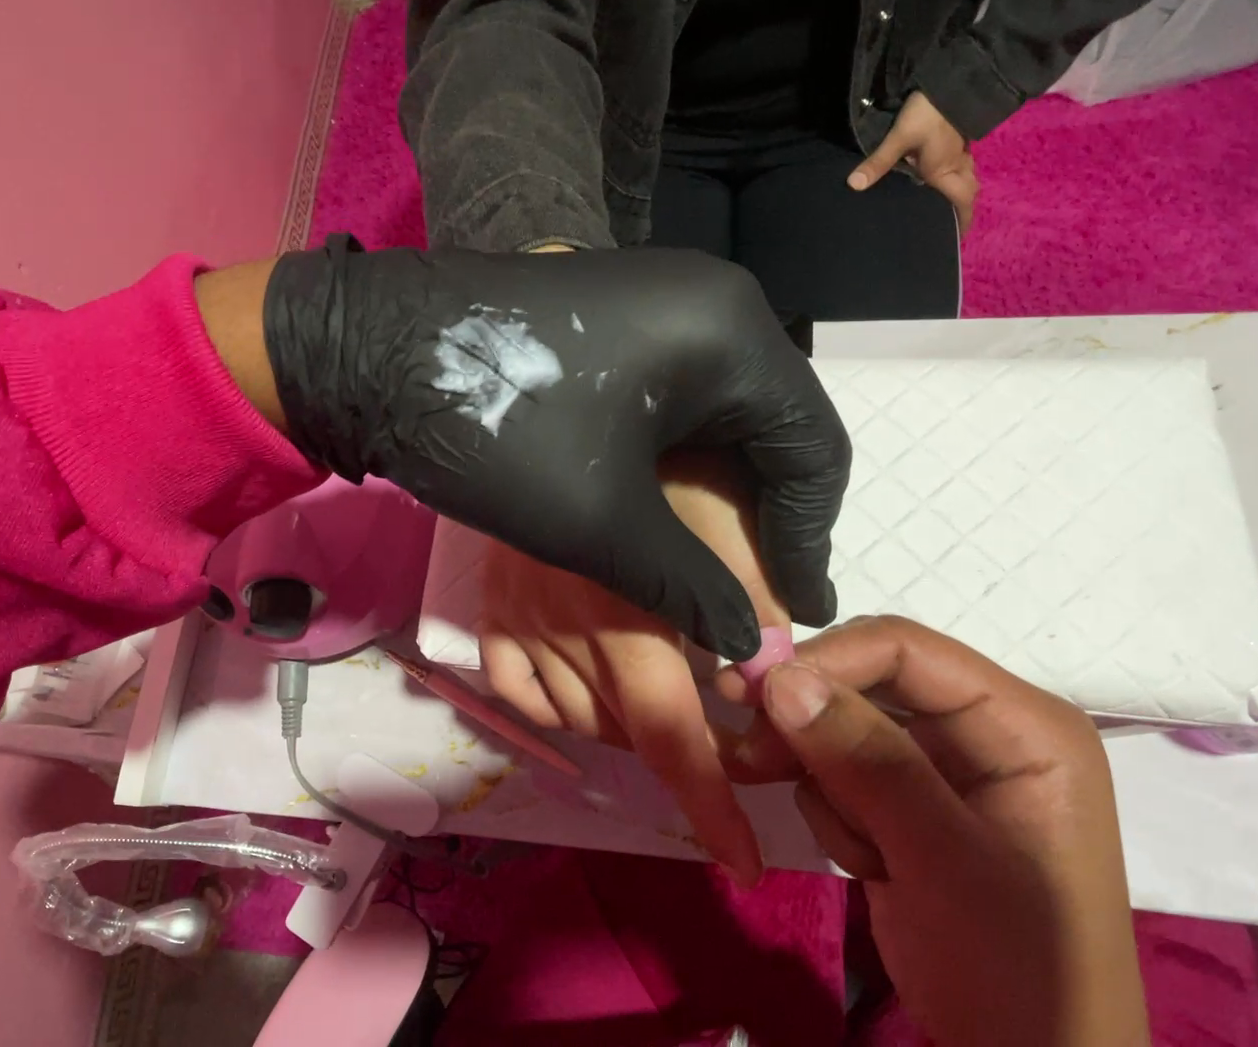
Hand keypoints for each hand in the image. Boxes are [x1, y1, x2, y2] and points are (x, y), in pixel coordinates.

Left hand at [262, 235, 850, 660]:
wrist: (373, 353)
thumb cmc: (499, 432)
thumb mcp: (601, 523)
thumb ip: (689, 586)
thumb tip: (748, 646)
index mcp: (731, 333)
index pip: (814, 451)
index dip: (808, 541)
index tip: (796, 614)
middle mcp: (715, 302)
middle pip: (776, 429)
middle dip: (768, 520)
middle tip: (758, 600)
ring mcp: (664, 302)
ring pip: (727, 417)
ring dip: (724, 495)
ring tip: (718, 573)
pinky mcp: (621, 319)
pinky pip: (683, 398)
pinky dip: (685, 462)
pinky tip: (670, 514)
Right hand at [480, 450, 791, 883]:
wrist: (563, 393)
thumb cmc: (660, 444)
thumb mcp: (730, 512)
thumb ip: (755, 600)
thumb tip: (769, 678)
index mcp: (628, 616)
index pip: (673, 738)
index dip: (711, 807)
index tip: (741, 864)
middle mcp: (562, 632)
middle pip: (624, 731)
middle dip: (679, 748)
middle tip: (717, 728)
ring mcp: (516, 619)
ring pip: (572, 718)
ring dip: (623, 722)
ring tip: (654, 687)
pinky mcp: (488, 605)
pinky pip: (513, 687)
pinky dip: (552, 703)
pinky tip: (580, 680)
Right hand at [721, 617, 1147, 1046]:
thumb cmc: (1011, 964)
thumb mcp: (942, 859)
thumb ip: (866, 759)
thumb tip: (779, 677)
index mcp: (1021, 724)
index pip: (905, 649)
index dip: (825, 661)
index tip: (748, 696)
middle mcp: (983, 730)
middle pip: (867, 684)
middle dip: (813, 727)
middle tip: (749, 760)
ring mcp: (944, 769)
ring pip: (843, 728)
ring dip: (829, 784)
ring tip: (861, 853)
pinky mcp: (910, 805)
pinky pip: (843, 773)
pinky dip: (836, 813)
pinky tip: (868, 864)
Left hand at [850, 91, 978, 233]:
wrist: (952, 79)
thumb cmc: (928, 112)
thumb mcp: (899, 138)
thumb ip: (878, 162)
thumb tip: (854, 185)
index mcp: (943, 171)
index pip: (961, 201)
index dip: (962, 220)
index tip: (958, 237)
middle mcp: (955, 164)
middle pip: (966, 192)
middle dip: (961, 209)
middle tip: (948, 225)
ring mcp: (959, 151)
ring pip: (963, 178)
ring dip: (956, 192)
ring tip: (941, 208)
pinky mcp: (956, 140)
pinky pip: (959, 165)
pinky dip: (952, 177)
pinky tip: (934, 180)